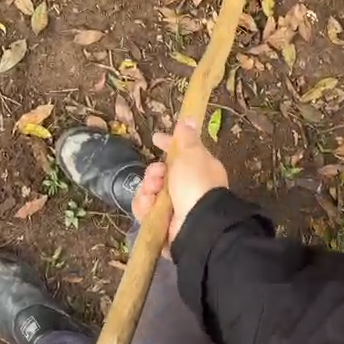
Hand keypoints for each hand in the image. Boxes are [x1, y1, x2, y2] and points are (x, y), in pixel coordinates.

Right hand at [134, 119, 228, 247]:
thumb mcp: (192, 154)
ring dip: (147, 189)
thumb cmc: (196, 183)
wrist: (196, 224)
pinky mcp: (161, 224)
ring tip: (153, 192)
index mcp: (199, 169)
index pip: (181, 153)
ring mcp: (174, 207)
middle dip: (153, 172)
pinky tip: (149, 206)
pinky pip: (145, 210)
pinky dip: (144, 207)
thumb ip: (187, 138)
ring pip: (149, 191)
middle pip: (160, 173)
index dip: (168, 144)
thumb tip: (189, 119)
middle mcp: (186, 188)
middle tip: (158, 175)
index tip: (155, 138)